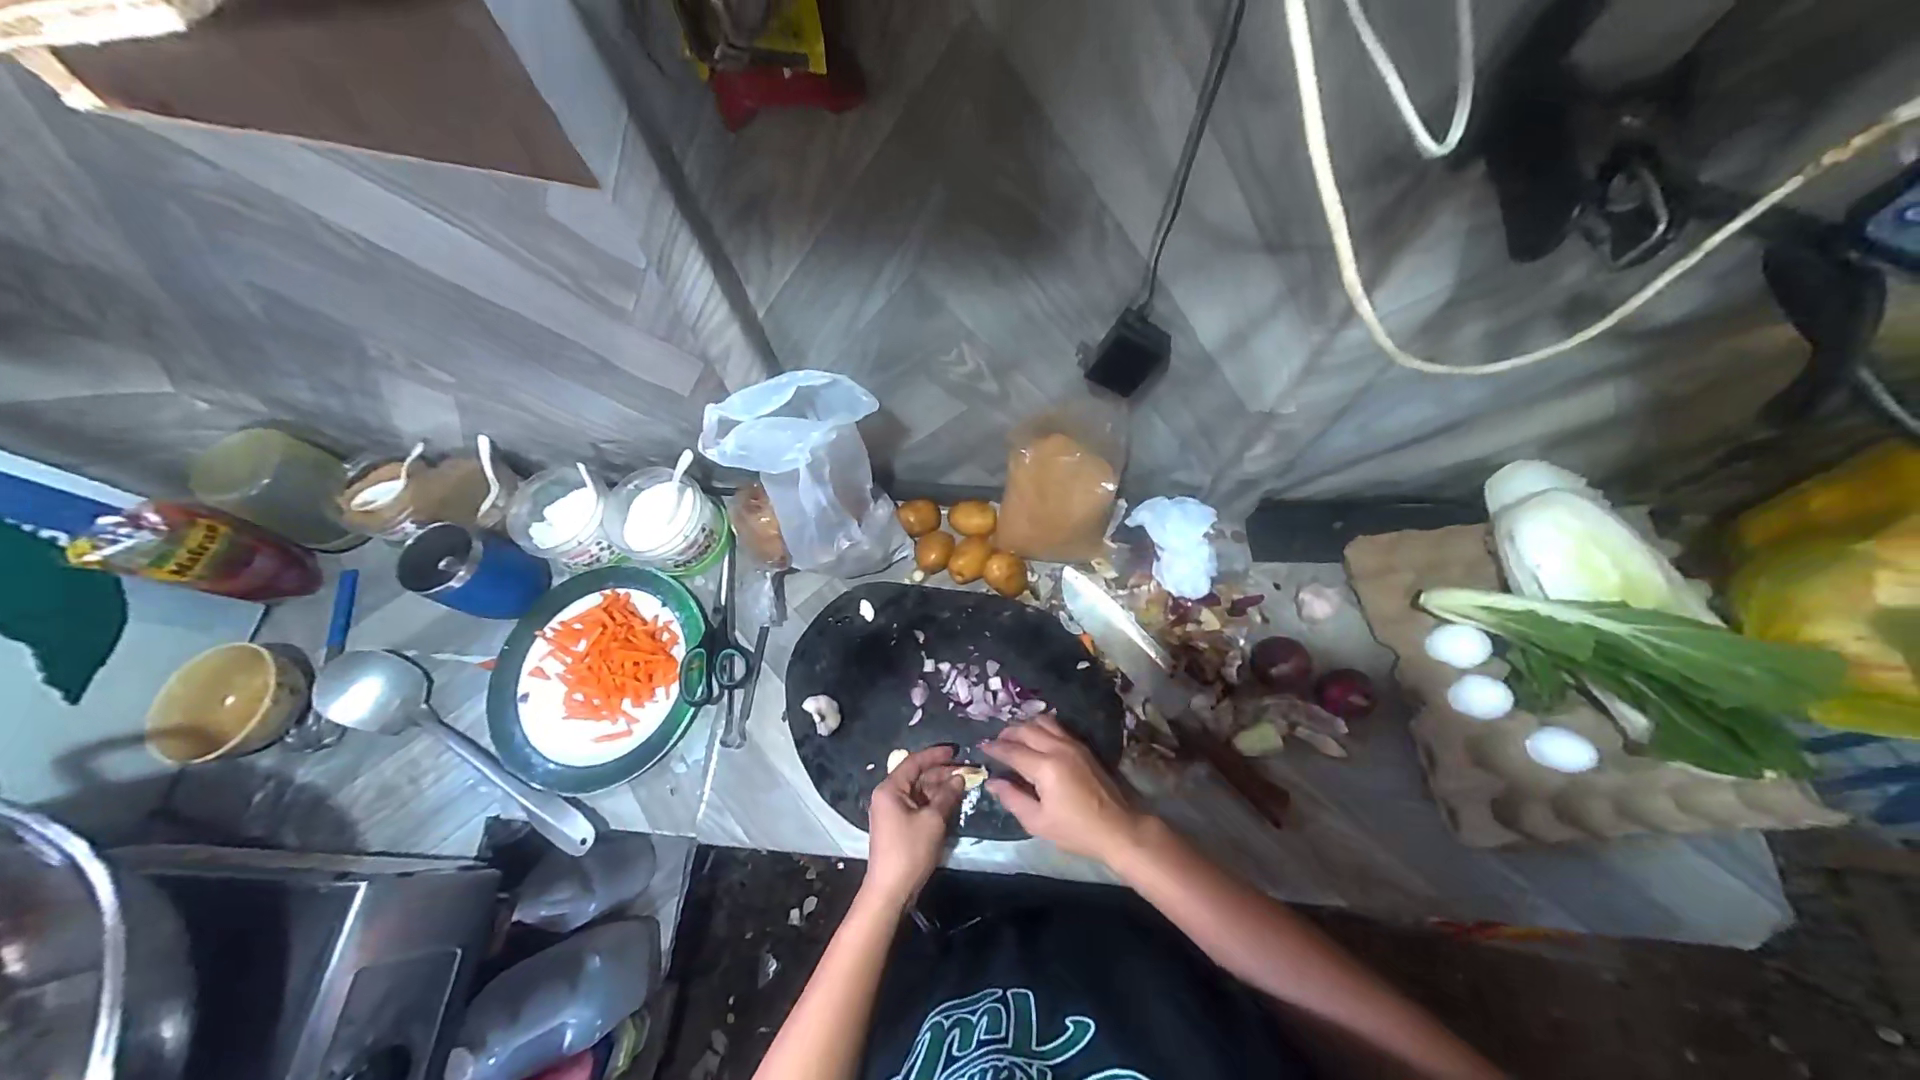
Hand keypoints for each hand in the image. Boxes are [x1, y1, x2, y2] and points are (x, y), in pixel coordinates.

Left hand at [862, 745, 964, 909]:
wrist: (890, 890)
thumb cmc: (910, 851)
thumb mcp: (933, 820)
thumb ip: (947, 795)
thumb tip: (959, 778)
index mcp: (890, 788)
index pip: (914, 762)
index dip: (936, 754)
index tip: (957, 751)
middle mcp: (888, 795)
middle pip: (917, 776)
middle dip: (941, 772)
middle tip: (967, 770)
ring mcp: (892, 811)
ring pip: (919, 791)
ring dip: (940, 787)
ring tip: (964, 784)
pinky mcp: (898, 825)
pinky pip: (918, 805)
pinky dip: (934, 801)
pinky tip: (951, 801)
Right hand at [982, 716, 1146, 864]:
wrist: (1119, 828)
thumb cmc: (1076, 830)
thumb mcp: (1038, 822)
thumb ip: (1012, 798)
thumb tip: (993, 782)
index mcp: (1045, 767)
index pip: (1012, 750)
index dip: (994, 748)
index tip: (981, 748)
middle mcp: (1058, 748)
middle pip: (1026, 729)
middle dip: (1007, 733)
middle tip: (995, 743)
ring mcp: (1073, 744)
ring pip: (1043, 722)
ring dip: (1025, 726)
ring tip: (1014, 738)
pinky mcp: (1084, 747)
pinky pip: (1057, 727)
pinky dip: (1041, 727)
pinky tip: (1036, 738)